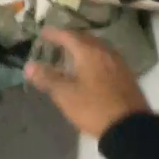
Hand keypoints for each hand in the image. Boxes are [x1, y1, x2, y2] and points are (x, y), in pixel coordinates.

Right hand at [25, 26, 150, 138]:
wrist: (129, 126)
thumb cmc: (93, 107)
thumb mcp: (65, 94)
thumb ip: (47, 77)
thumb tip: (29, 65)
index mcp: (89, 52)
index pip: (69, 36)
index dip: (55, 33)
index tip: (43, 32)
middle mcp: (105, 51)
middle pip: (85, 38)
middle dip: (70, 38)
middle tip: (57, 41)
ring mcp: (118, 62)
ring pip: (97, 47)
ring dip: (83, 47)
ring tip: (72, 53)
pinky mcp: (126, 74)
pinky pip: (106, 57)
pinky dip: (94, 57)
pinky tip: (90, 67)